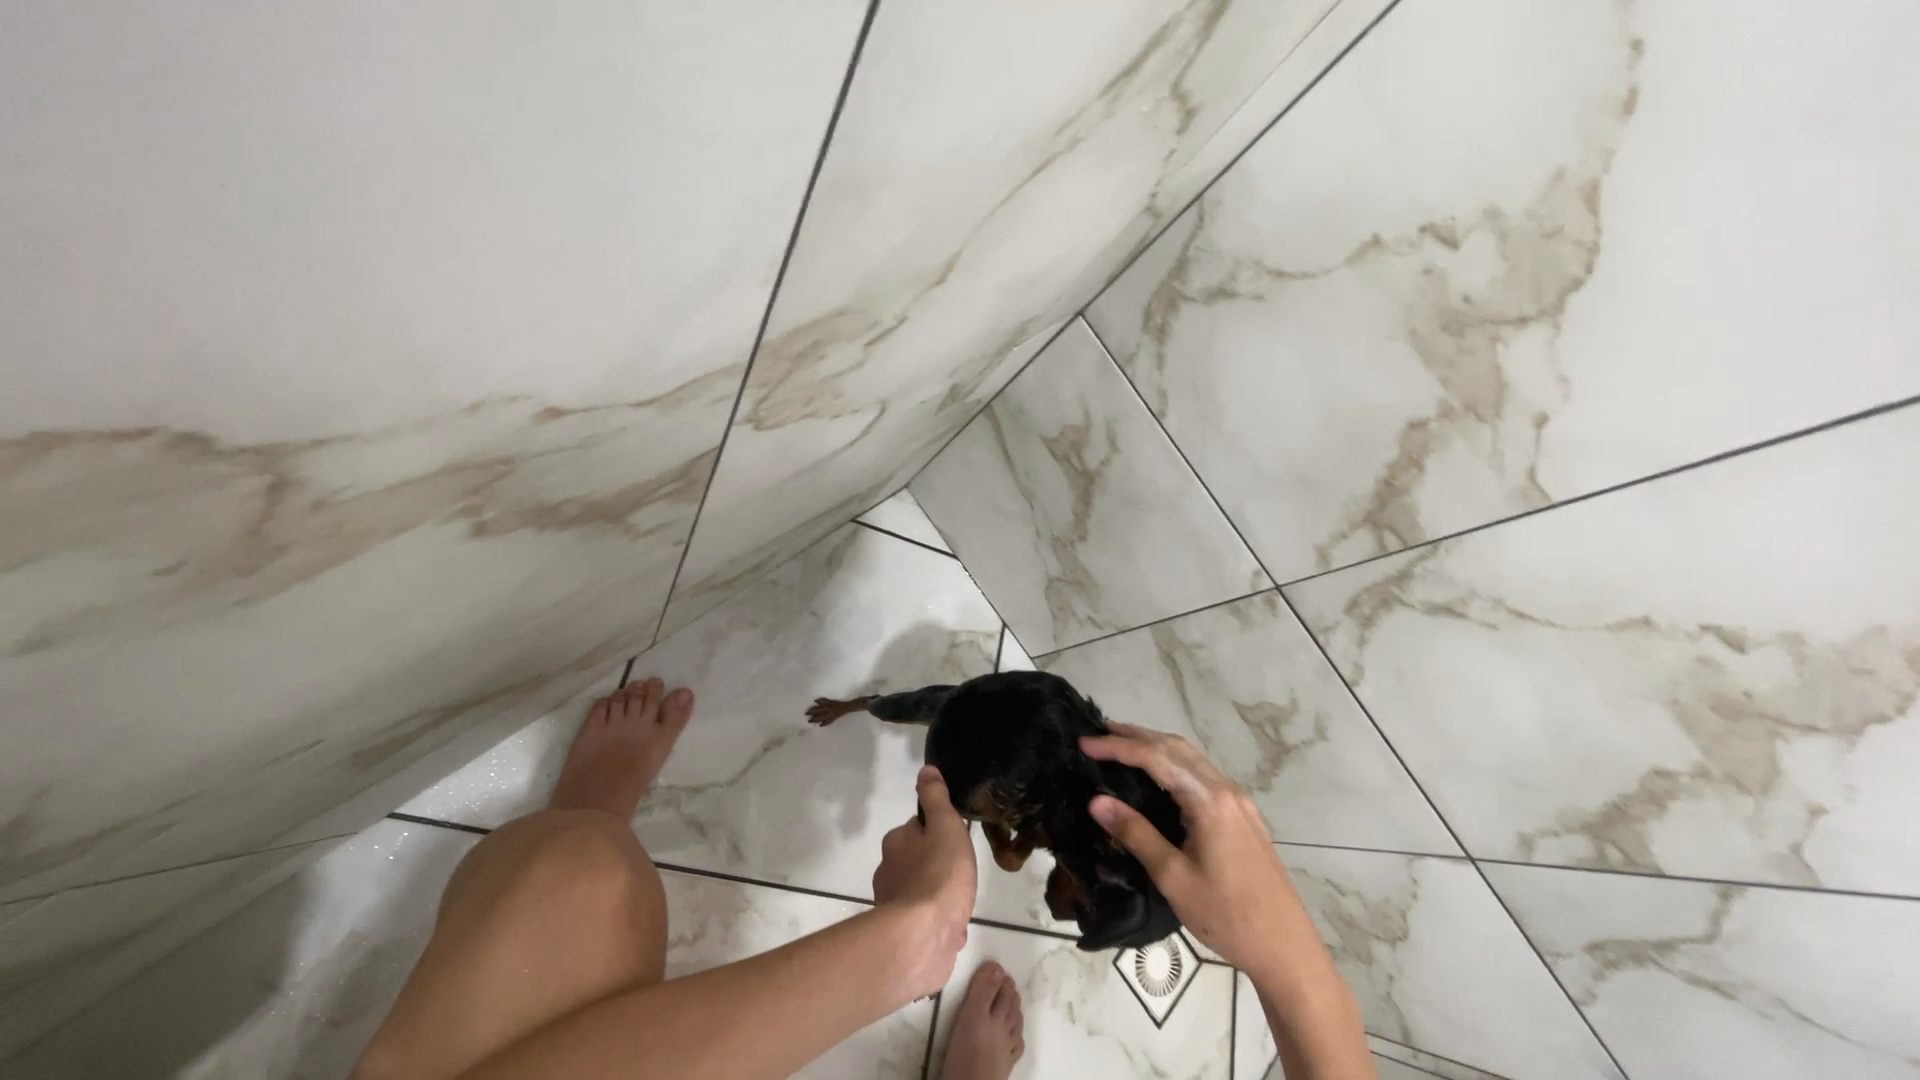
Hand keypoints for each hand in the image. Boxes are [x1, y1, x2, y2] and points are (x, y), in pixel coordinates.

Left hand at [872, 766, 977, 996]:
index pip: (918, 828)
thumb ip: (936, 798)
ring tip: (962, 904)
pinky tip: (956, 930)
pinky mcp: (903, 934)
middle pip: (920, 861)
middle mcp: (888, 870)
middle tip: (963, 874)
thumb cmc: (939, 875)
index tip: (958, 841)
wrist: (923, 937)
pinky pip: (926, 923)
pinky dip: (941, 925)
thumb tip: (926, 770)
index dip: (940, 832)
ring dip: (942, 899)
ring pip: (923, 893)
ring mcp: (893, 905)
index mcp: (896, 842)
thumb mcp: (945, 826)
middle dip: (941, 868)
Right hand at [1081, 724, 1298, 976]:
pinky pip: (1202, 777)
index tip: (1084, 743)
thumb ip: (1136, 834)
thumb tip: (1096, 801)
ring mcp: (1239, 803)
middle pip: (1176, 748)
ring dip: (1156, 747)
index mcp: (1209, 801)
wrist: (1286, 949)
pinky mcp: (1243, 817)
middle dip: (1136, 736)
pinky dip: (1174, 766)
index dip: (1117, 747)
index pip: (1156, 758)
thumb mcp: (1173, 877)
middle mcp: (1226, 791)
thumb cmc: (1227, 915)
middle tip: (1098, 733)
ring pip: (1192, 760)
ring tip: (1121, 747)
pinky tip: (1157, 779)